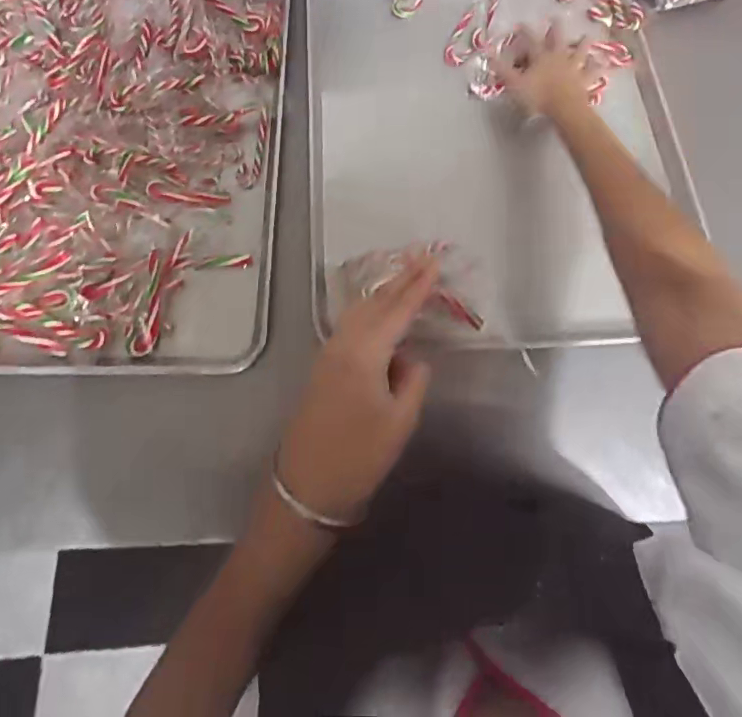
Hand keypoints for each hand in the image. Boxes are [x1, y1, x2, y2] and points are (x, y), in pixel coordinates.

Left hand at [275, 258, 439, 522]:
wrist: (307, 484)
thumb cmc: (359, 456)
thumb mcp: (399, 421)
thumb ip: (412, 381)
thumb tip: (412, 357)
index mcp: (364, 353)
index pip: (396, 311)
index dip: (418, 287)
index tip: (434, 262)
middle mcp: (343, 344)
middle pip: (375, 303)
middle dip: (400, 280)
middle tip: (423, 256)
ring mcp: (328, 353)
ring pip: (359, 311)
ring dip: (384, 293)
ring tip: (406, 276)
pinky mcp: (324, 365)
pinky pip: (351, 325)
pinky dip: (370, 311)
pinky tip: (380, 312)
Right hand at [496, 26, 590, 119]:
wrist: (564, 107)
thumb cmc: (537, 95)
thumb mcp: (514, 83)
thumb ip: (501, 68)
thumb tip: (487, 53)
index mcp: (540, 57)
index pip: (530, 40)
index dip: (525, 31)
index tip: (521, 23)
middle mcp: (558, 57)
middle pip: (558, 39)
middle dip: (556, 28)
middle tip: (557, 17)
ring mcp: (574, 67)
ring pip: (580, 51)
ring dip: (583, 43)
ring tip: (587, 36)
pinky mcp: (585, 79)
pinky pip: (593, 71)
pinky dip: (598, 66)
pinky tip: (603, 62)